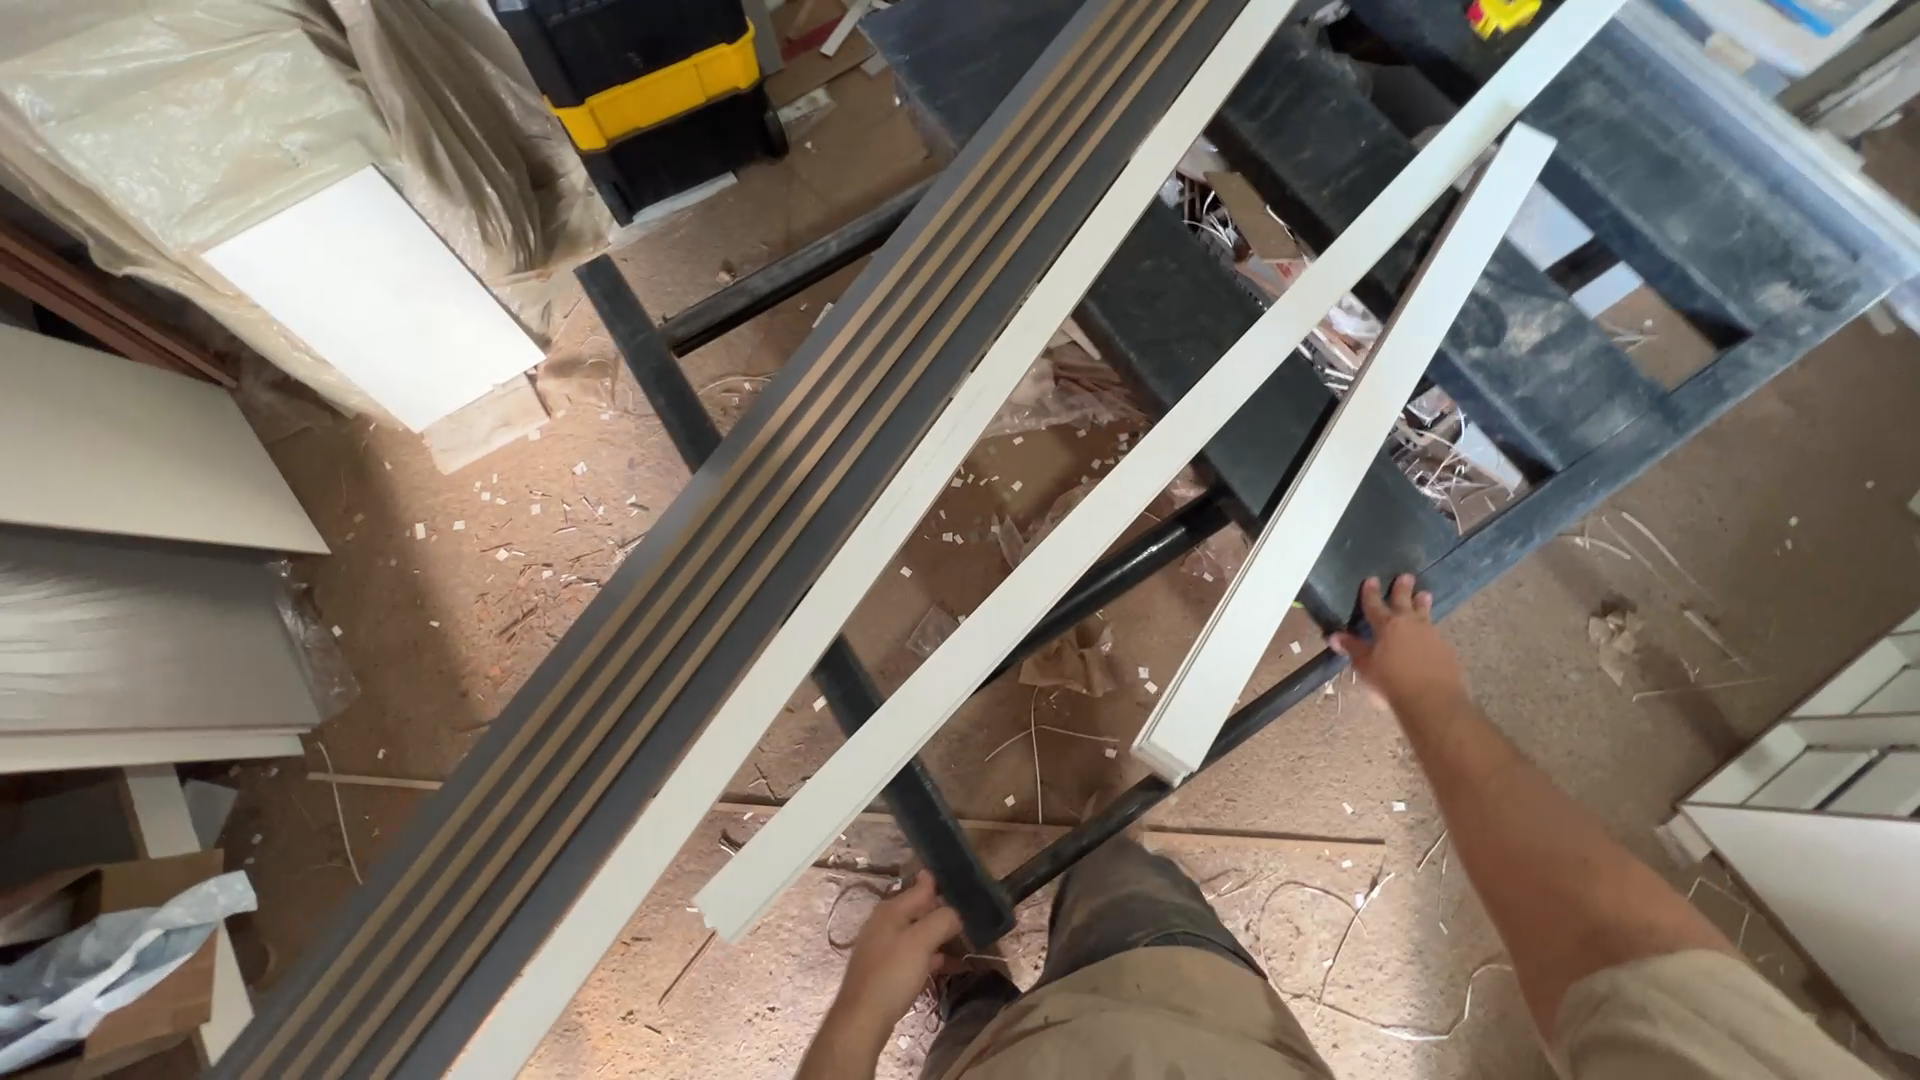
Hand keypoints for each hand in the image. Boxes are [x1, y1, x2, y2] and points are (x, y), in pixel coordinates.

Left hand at [829, 873, 960, 1039]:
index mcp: (890, 909)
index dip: (942, 886)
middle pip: (918, 910)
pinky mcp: (883, 969)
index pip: (922, 887)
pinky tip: (940, 963)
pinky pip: (910, 953)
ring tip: (960, 940)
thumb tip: (955, 911)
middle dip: (941, 913)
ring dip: (936, 935)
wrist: (862, 1019)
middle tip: (968, 918)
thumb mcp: (921, 941)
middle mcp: (884, 922)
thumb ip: (941, 920)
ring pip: (915, 933)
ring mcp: (881, 946)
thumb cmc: (892, 974)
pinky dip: (926, 954)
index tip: (966, 888)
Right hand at [1329, 575, 1467, 711]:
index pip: (1374, 605)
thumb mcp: (1365, 666)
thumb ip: (1352, 649)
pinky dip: (1430, 628)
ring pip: (1425, 614)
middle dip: (1402, 589)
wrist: (1432, 700)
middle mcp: (1410, 625)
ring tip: (1425, 594)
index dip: (1371, 593)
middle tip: (1406, 576)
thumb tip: (1335, 636)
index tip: (1371, 579)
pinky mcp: (1445, 649)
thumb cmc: (1391, 681)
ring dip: (1422, 603)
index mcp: (1386, 626)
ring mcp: (1431, 635)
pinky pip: (1435, 632)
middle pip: (1404, 602)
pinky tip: (1431, 632)